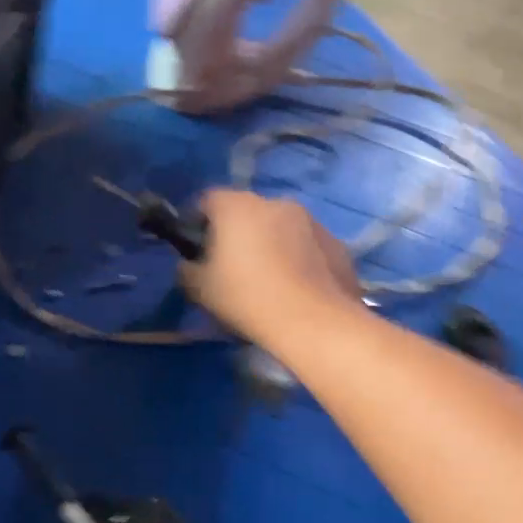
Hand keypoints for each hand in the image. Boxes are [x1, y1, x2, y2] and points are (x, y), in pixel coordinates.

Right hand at [180, 189, 361, 344]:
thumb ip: (186, 269)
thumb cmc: (247, 297)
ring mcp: (311, 220)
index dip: (198, 222)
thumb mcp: (199, 289)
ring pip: (281, 227)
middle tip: (232, 266)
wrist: (314, 322)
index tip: (197, 249)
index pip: (207, 200)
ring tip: (270, 280)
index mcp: (236, 206)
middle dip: (238, 232)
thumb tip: (189, 264)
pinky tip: (297, 288)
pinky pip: (308, 245)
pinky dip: (300, 258)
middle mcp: (275, 202)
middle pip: (247, 211)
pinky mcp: (336, 243)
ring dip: (272, 243)